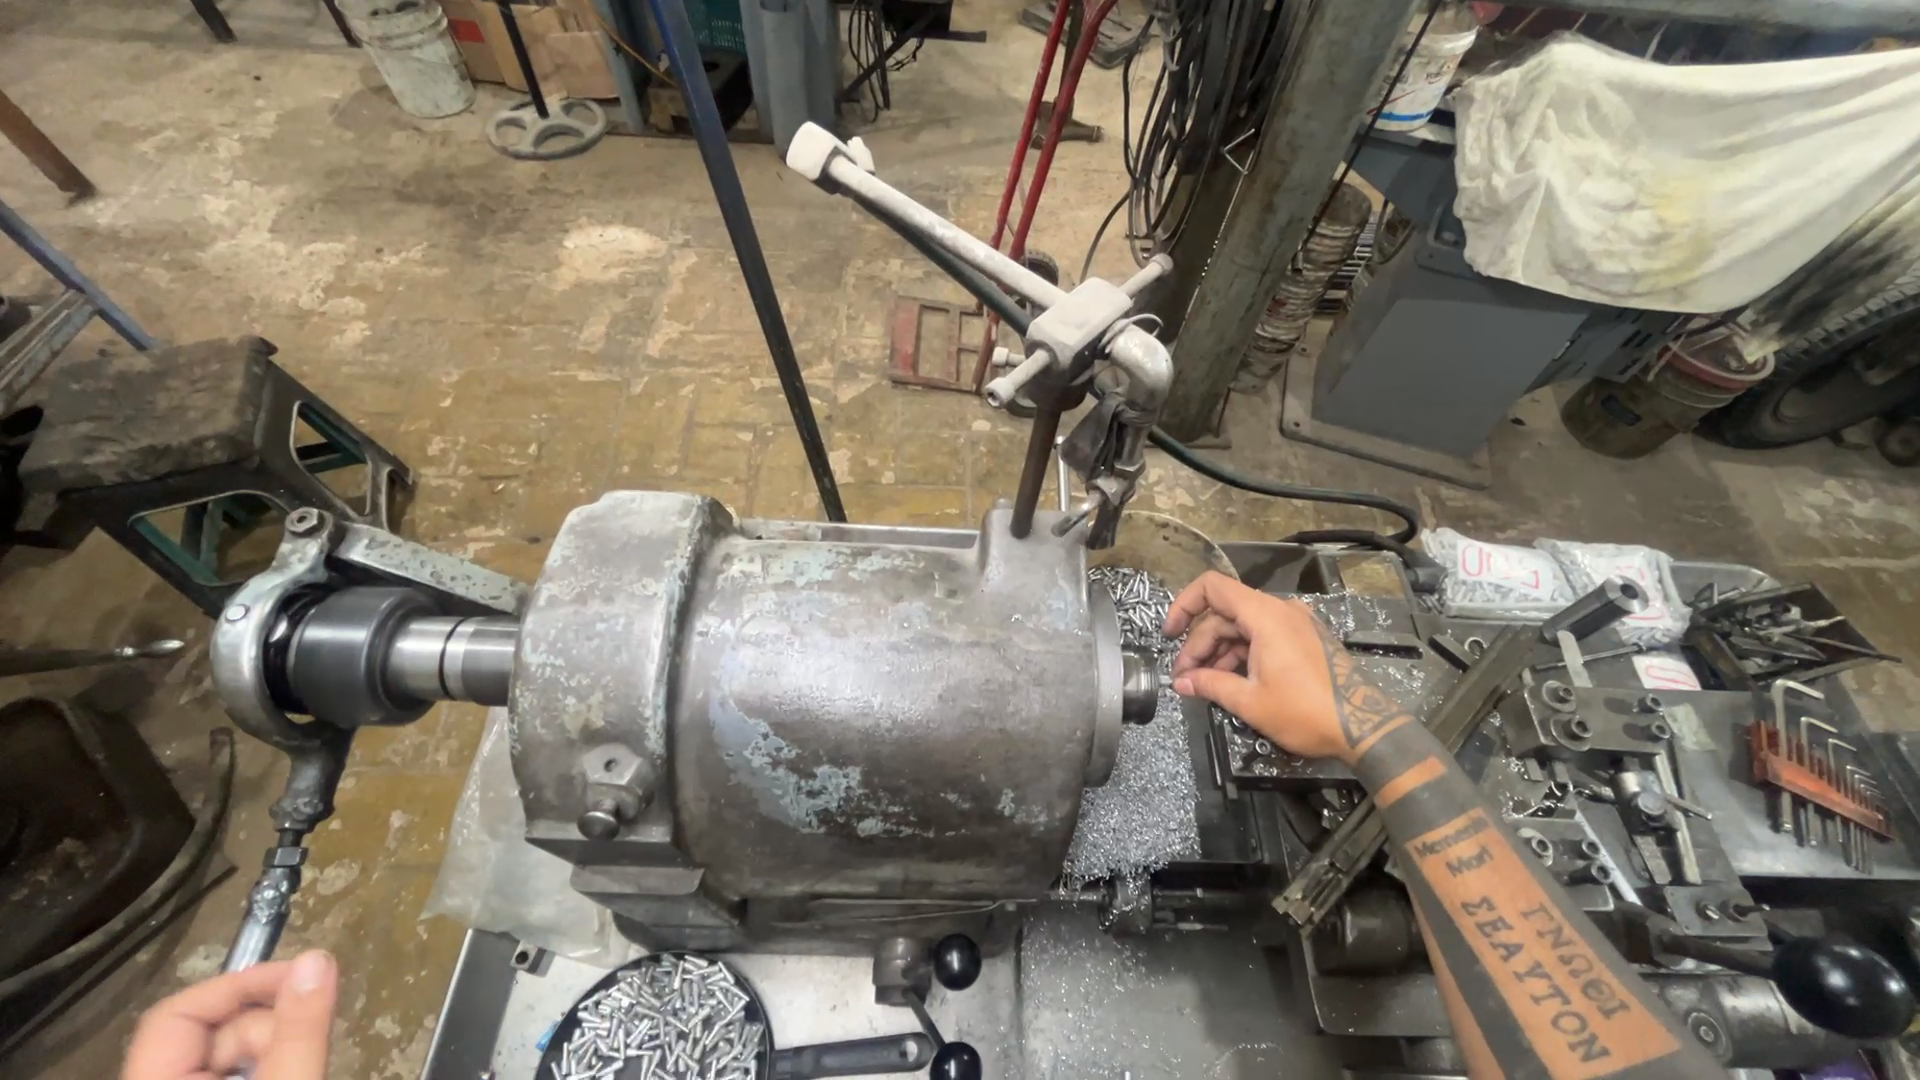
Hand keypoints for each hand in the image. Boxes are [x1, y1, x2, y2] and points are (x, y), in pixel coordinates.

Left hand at [123, 949, 336, 1079]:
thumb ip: (299, 1027)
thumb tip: (316, 957)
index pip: (175, 1014)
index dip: (237, 987)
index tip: (300, 977)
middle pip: (211, 1029)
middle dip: (268, 1024)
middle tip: (311, 1036)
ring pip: (231, 1049)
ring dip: (276, 1044)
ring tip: (304, 1063)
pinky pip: (236, 1067)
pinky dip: (271, 1060)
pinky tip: (295, 1069)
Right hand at [1162, 572, 1352, 761]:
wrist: (1365, 728)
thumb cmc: (1305, 712)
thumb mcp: (1250, 701)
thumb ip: (1210, 685)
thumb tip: (1181, 682)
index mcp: (1265, 616)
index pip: (1212, 587)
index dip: (1183, 605)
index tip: (1169, 634)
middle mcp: (1280, 611)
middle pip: (1224, 614)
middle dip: (1199, 643)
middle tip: (1185, 677)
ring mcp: (1295, 623)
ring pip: (1241, 627)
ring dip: (1218, 652)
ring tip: (1204, 683)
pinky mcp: (1304, 639)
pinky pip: (1262, 636)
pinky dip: (1241, 653)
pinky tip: (1230, 680)